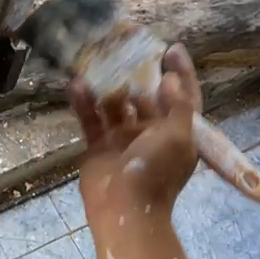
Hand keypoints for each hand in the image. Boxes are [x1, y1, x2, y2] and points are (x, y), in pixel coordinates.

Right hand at [71, 43, 201, 214]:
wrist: (125, 209)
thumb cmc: (156, 172)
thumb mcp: (177, 136)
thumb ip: (177, 105)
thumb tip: (169, 79)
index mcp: (177, 132)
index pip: (183, 96)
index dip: (181, 73)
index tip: (171, 49)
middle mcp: (151, 133)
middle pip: (145, 98)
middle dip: (136, 76)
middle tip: (123, 52)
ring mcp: (123, 140)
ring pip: (116, 106)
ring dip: (108, 88)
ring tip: (98, 67)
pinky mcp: (98, 147)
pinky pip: (92, 119)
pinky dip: (85, 104)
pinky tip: (76, 86)